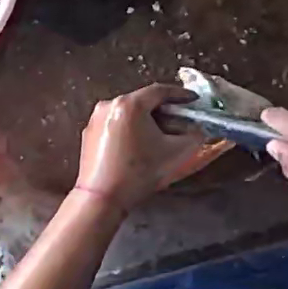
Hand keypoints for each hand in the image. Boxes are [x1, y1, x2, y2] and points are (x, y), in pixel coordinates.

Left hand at [73, 84, 203, 210]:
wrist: (102, 197)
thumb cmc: (139, 173)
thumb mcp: (175, 153)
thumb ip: (194, 136)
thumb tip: (198, 129)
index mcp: (129, 105)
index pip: (159, 91)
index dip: (180, 94)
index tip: (192, 99)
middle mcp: (109, 105)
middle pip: (142, 100)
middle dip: (163, 109)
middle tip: (180, 118)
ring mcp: (96, 118)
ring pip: (128, 111)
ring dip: (146, 118)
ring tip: (161, 133)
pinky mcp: (89, 132)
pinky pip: (115, 122)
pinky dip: (130, 127)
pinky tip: (139, 143)